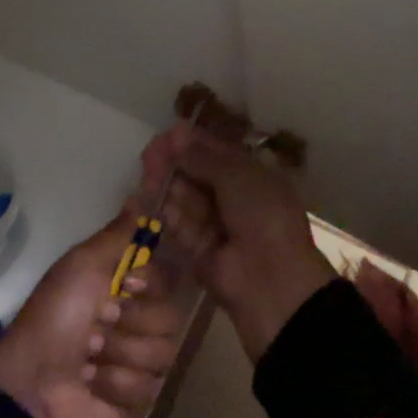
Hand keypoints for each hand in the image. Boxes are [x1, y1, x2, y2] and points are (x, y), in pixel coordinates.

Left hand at [0, 210, 185, 417]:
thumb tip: (142, 194)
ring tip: (90, 361)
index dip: (150, 283)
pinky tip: (93, 385)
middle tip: (99, 327)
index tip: (127, 285)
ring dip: (121, 357)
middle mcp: (131, 324)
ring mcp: (134, 364)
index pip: (166, 279)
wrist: (33, 386)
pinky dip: (116, 387)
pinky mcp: (133, 402)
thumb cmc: (55, 319)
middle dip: (133, 323)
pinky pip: (150, 389)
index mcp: (121, 290)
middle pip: (169, 317)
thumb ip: (118, 234)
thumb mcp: (81, 265)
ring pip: (162, 354)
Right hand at [141, 126, 336, 361]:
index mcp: (253, 176)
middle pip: (198, 174)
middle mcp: (234, 197)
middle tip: (149, 156)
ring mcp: (217, 225)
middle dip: (175, 162)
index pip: (217, 152)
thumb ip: (204, 158)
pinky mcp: (199, 251)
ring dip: (167, 184)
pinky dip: (163, 212)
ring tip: (146, 173)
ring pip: (187, 198)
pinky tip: (144, 199)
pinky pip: (180, 226)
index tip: (167, 134)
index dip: (193, 142)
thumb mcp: (238, 177)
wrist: (273, 282)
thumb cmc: (262, 216)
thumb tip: (178, 136)